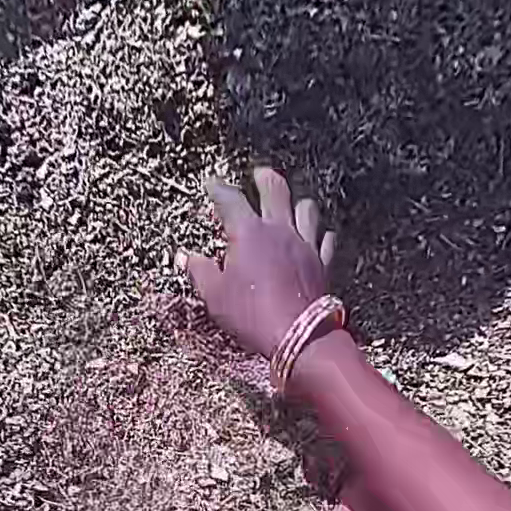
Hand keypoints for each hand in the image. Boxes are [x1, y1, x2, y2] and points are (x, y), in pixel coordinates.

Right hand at [179, 166, 336, 358]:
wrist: (297, 335)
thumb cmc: (250, 315)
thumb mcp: (214, 296)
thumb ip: (200, 271)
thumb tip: (186, 257)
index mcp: (248, 233)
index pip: (230, 200)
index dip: (218, 189)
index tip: (211, 183)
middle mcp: (279, 230)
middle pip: (275, 189)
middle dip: (264, 178)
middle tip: (258, 174)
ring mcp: (305, 244)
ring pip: (306, 208)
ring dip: (296, 202)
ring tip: (290, 204)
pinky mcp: (321, 262)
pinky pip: (325, 239)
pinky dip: (319, 234)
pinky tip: (316, 236)